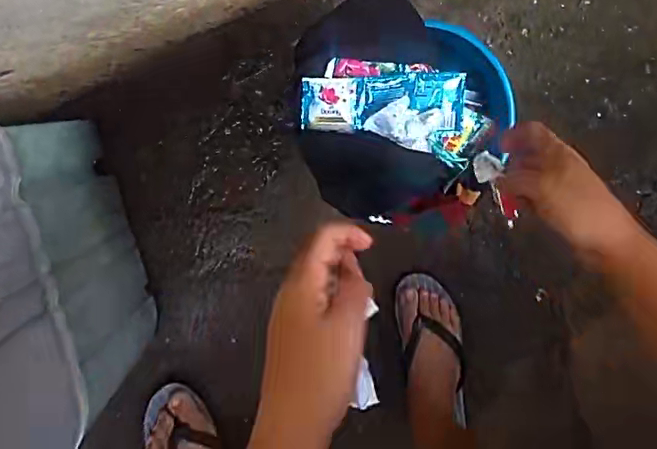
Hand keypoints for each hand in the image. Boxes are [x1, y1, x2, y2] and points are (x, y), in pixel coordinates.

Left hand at [251, 222, 374, 448]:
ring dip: (339, 277)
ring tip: (360, 298)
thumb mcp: (349, 326)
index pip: (322, 237)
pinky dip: (331, 296)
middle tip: (366, 275)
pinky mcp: (288, 333)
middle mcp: (288, 292)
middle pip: (315, 254)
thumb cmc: (320, 375)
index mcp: (301, 283)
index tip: (370, 242)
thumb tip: (357, 271)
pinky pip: (311, 298)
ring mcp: (285, 312)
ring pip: (314, 277)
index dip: (348, 232)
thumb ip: (356, 289)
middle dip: (344, 253)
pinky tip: (345, 320)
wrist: (289, 424)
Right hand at [500, 121, 646, 267]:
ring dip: (518, 185)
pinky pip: (540, 196)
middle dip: (511, 164)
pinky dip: (528, 200)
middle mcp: (560, 164)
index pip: (532, 131)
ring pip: (533, 177)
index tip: (497, 147)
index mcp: (557, 152)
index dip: (513, 134)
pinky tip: (523, 210)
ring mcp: (563, 185)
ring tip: (507, 198)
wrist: (611, 241)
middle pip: (530, 154)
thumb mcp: (540, 188)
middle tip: (496, 179)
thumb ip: (515, 180)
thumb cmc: (576, 206)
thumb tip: (498, 179)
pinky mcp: (565, 205)